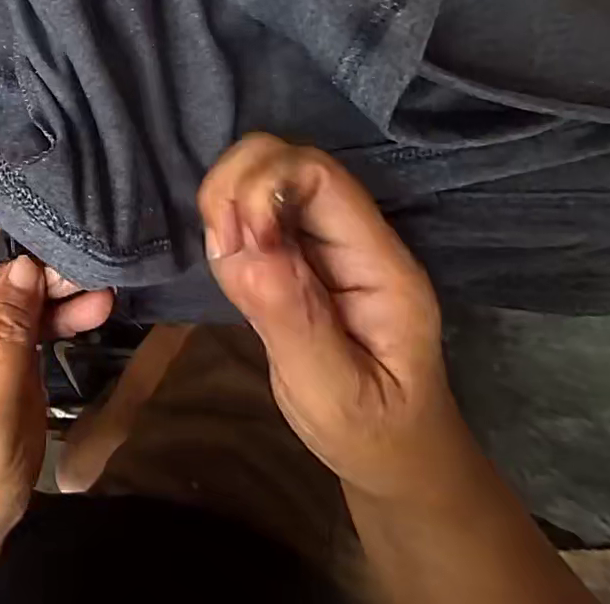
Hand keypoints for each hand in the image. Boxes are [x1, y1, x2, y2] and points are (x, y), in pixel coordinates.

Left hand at [0, 139, 112, 599]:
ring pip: (7, 275)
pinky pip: (34, 310)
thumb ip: (1, 335)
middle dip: (0, 225)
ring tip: (90, 261)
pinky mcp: (5, 341)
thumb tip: (27, 268)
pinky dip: (64, 306)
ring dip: (47, 268)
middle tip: (42, 201)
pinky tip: (100, 301)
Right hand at [197, 134, 473, 501]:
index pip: (318, 174)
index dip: (263, 187)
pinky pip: (242, 206)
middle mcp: (347, 234)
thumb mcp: (336, 394)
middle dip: (233, 187)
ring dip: (221, 204)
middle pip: (280, 156)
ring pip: (255, 172)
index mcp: (378, 261)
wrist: (390, 453)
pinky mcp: (285, 248)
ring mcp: (315, 237)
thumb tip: (245, 248)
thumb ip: (293, 319)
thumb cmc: (374, 432)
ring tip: (227, 264)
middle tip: (223, 251)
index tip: (242, 248)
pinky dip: (219, 220)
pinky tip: (228, 264)